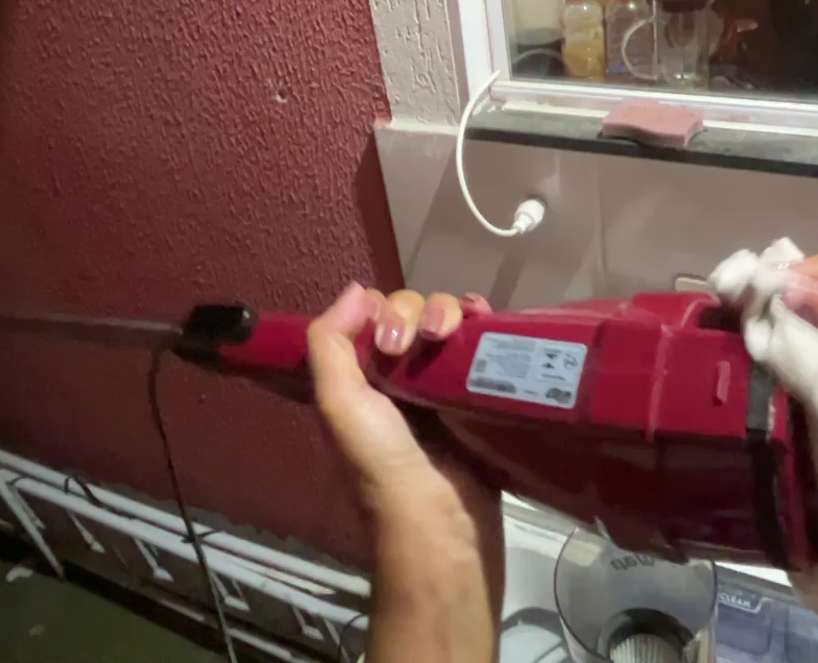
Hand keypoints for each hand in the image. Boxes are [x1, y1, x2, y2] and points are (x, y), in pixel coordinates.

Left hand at [308, 284, 501, 662]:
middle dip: (416, 312)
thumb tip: (356, 288)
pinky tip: (487, 322)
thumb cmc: (385, 469)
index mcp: (366, 377)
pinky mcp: (484, 388)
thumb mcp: (341, 409)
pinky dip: (484, 321)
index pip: (376, 316)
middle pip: (414, 311)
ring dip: (450, 312)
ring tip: (451, 336)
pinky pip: (484, 340)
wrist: (445, 529)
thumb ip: (331, 347)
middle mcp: (404, 373)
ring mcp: (447, 380)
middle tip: (419, 343)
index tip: (389, 338)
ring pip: (449, 320)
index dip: (383, 310)